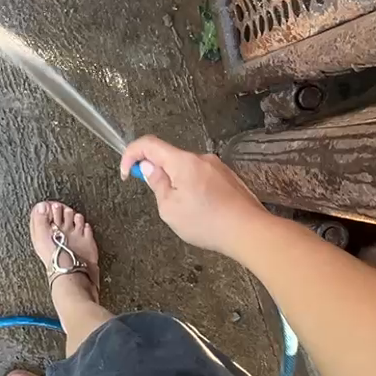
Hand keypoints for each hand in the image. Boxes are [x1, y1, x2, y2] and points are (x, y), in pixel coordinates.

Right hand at [120, 136, 271, 256]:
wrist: (248, 230)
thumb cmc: (208, 222)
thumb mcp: (169, 209)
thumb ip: (157, 184)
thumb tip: (149, 168)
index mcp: (182, 162)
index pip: (148, 144)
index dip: (131, 155)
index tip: (127, 174)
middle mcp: (201, 158)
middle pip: (169, 157)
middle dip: (156, 174)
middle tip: (159, 200)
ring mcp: (217, 167)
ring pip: (186, 170)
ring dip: (176, 184)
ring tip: (185, 212)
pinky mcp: (228, 178)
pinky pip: (202, 177)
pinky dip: (193, 189)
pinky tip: (201, 212)